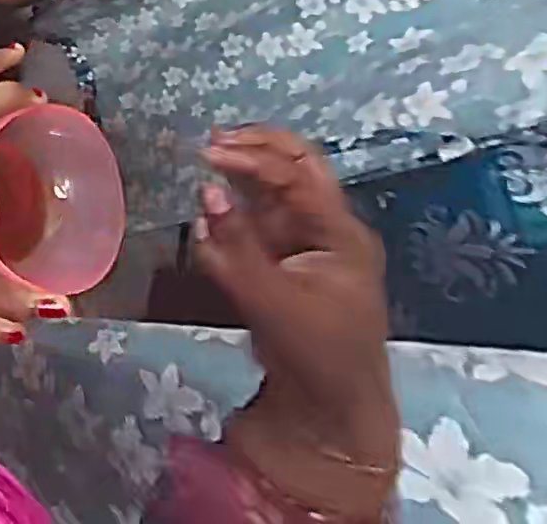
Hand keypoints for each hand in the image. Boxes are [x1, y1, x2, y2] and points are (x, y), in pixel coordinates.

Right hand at [193, 128, 397, 516]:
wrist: (329, 407)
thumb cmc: (313, 355)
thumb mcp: (272, 301)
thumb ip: (235, 245)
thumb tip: (206, 191)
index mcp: (340, 233)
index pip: (296, 175)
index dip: (251, 158)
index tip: (207, 154)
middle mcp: (326, 224)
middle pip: (298, 162)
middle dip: (257, 144)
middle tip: (214, 140)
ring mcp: (307, 235)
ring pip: (279, 180)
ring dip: (247, 162)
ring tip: (212, 151)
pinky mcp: (286, 250)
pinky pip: (261, 208)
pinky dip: (237, 192)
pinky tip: (215, 190)